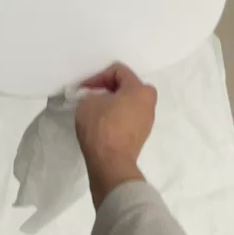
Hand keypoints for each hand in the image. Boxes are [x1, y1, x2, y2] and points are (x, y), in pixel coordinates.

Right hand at [75, 62, 157, 206]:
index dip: (98, 76)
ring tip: (95, 108)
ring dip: (113, 102)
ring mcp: (147, 121)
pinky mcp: (141, 135)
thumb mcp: (88, 101)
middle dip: (108, 88)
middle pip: (127, 85)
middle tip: (92, 95)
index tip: (84, 89)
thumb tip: (97, 98)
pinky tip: (102, 122)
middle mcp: (149, 103)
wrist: (111, 163)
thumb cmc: (101, 126)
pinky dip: (117, 115)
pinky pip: (128, 117)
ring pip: (129, 102)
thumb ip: (93, 93)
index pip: (118, 70)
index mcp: (140, 89)